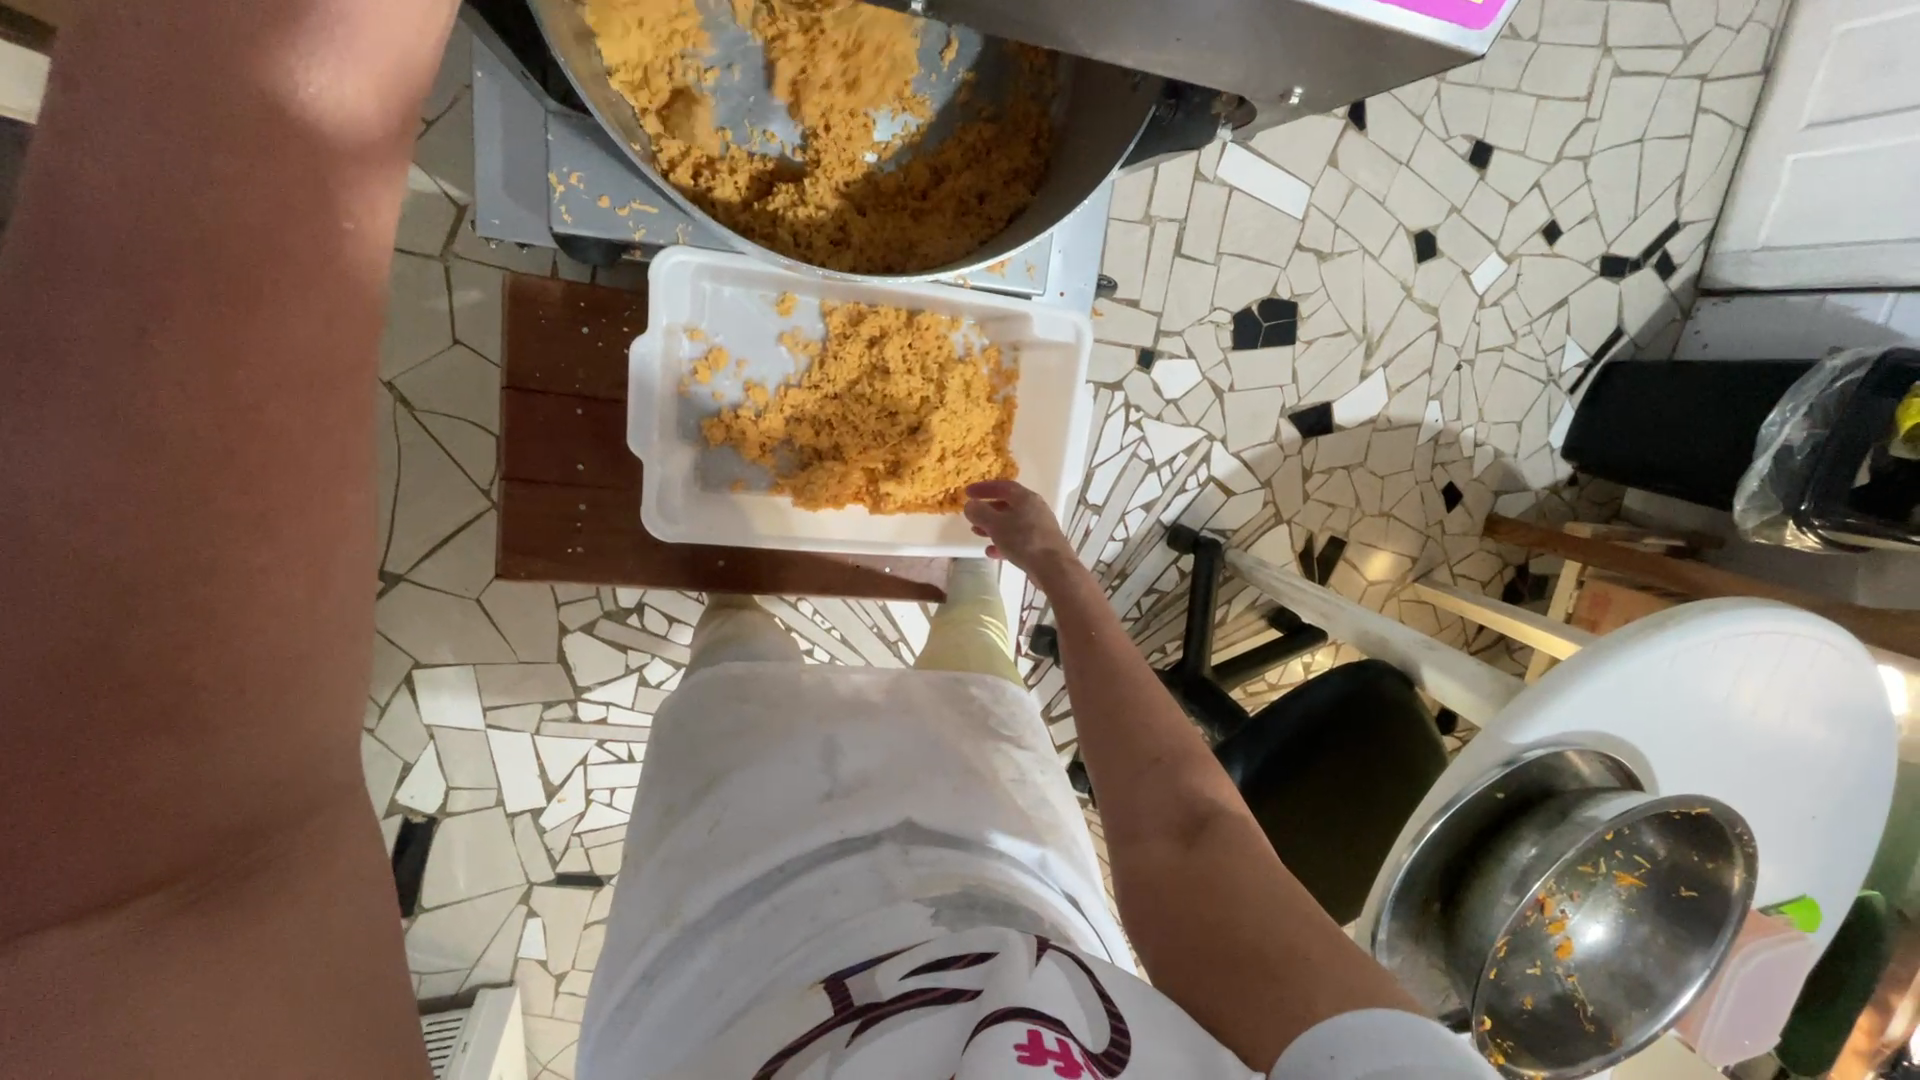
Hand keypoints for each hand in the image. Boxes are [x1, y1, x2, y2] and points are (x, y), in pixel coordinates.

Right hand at [963, 479, 1082, 589]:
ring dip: (993, 527)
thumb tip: (970, 505)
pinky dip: (1004, 543)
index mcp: (1026, 498)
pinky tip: (992, 552)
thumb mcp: (996, 524)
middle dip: (988, 510)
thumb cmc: (1023, 540)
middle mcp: (1035, 509)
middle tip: (972, 515)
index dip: (984, 488)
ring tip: (977, 533)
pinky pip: (1018, 539)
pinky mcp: (1041, 545)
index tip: (967, 492)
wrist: (1054, 567)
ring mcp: (1040, 527)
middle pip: (1008, 505)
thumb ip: (980, 513)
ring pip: (1012, 523)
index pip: (1003, 486)